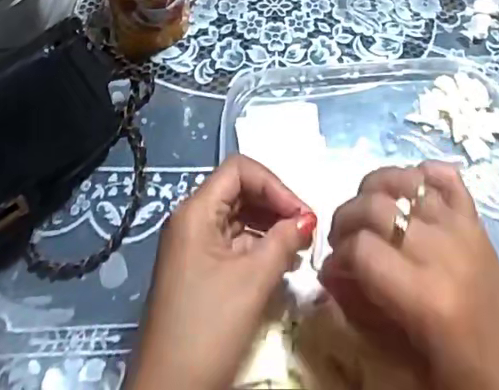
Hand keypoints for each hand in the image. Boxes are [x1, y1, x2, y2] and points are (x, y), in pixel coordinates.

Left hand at [127, 155, 316, 389]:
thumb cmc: (208, 328)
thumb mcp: (252, 281)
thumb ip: (282, 242)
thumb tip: (306, 219)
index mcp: (195, 211)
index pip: (239, 170)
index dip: (274, 184)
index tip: (302, 214)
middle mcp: (191, 219)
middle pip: (238, 190)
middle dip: (274, 204)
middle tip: (307, 231)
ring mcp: (192, 245)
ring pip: (237, 216)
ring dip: (269, 225)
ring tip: (299, 247)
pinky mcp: (198, 269)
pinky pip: (232, 242)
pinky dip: (258, 246)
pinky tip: (281, 263)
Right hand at [319, 162, 498, 389]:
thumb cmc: (462, 378)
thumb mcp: (404, 360)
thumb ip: (362, 312)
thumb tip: (328, 273)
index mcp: (427, 299)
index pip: (362, 248)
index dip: (339, 255)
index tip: (334, 270)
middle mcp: (444, 252)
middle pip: (376, 206)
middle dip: (346, 219)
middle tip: (342, 241)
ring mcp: (463, 230)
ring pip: (405, 181)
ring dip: (374, 190)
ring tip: (368, 215)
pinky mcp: (476, 221)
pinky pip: (445, 177)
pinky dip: (421, 175)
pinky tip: (407, 195)